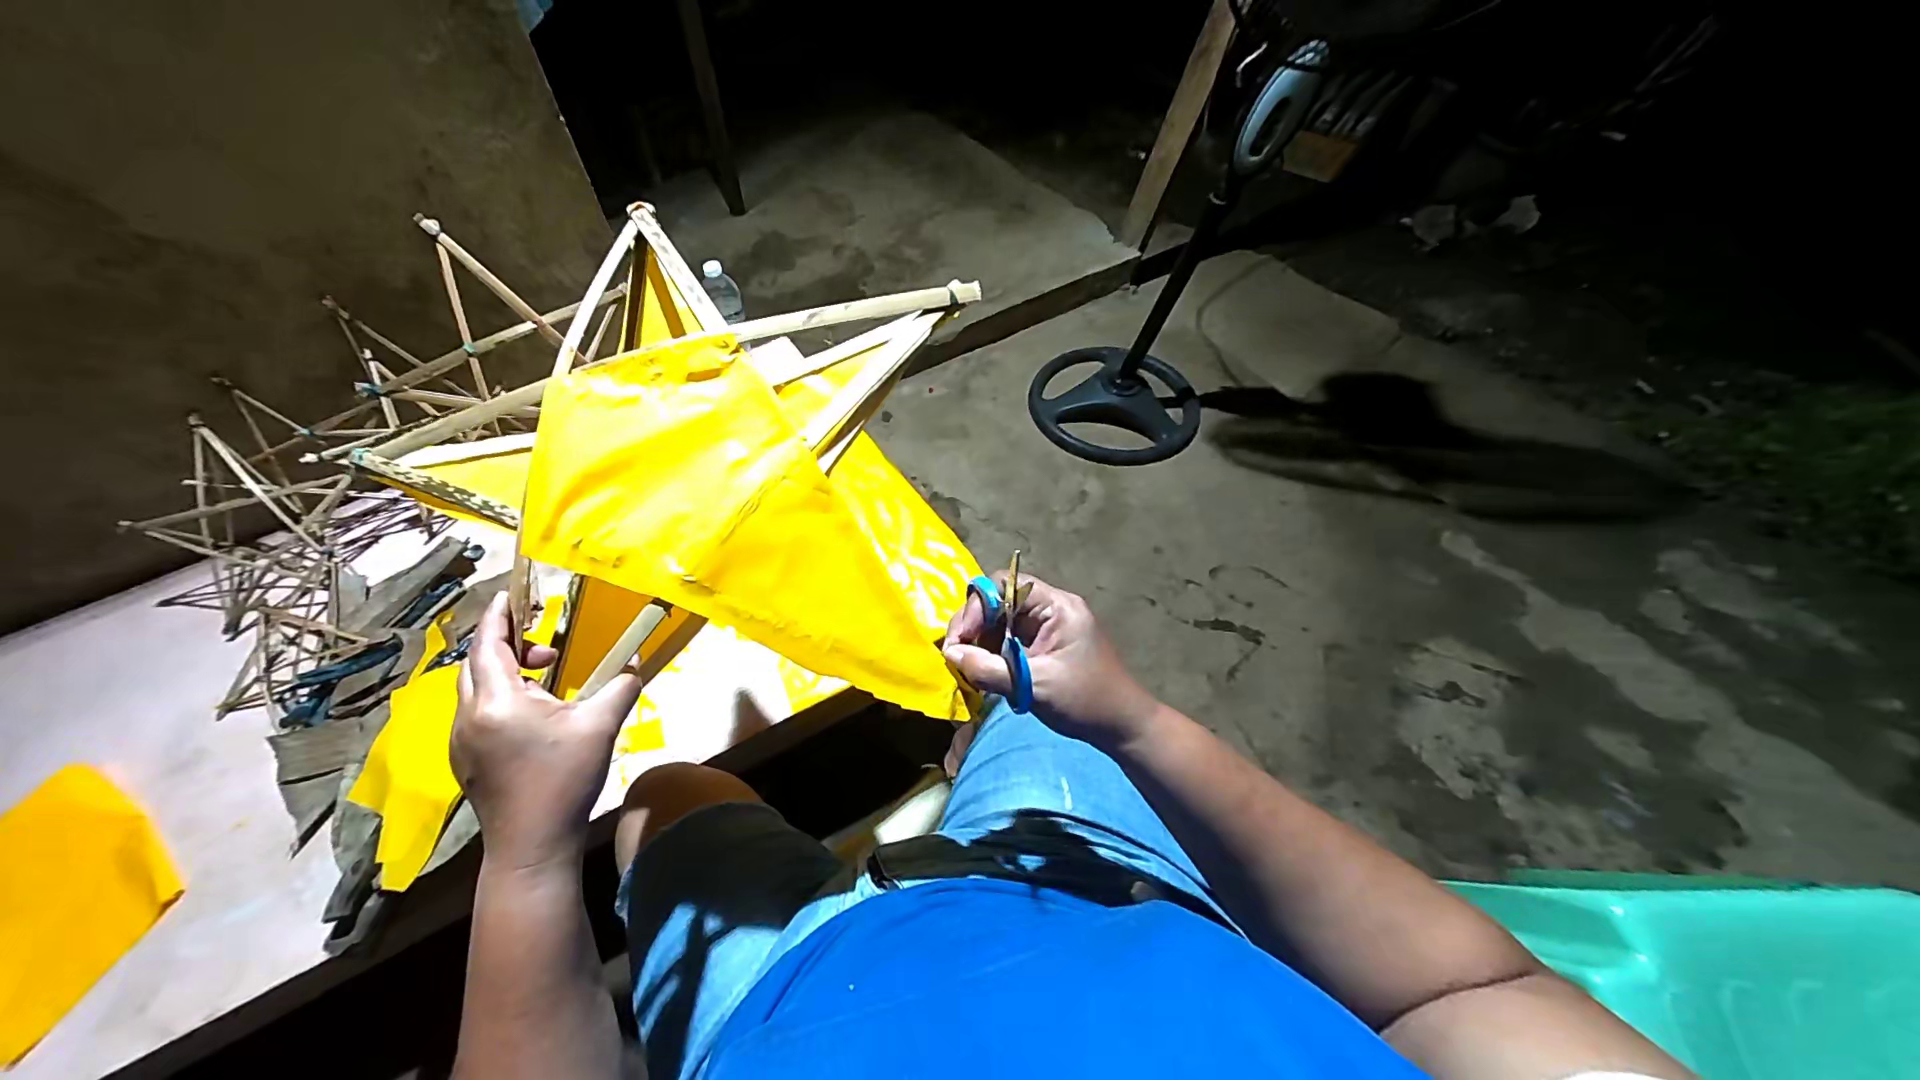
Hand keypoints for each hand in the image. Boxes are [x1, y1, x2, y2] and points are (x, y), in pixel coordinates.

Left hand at [452, 592, 642, 868]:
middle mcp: (469, 716)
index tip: (510, 594)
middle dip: (508, 644)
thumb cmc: (565, 780)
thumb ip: (620, 686)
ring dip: (506, 672)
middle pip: (478, 663)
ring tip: (545, 678)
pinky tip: (533, 712)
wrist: (532, 844)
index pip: (489, 644)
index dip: (498, 616)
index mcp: (497, 702)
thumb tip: (635, 662)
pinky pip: (478, 711)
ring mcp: (462, 740)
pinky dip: (501, 696)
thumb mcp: (601, 726)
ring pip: (477, 689)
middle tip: (546, 646)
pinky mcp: (466, 759)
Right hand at [942, 572, 1159, 748]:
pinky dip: (992, 652)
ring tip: (968, 667)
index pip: (1005, 585)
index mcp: (1057, 606)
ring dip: (980, 641)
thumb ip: (990, 669)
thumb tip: (950, 653)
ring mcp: (1047, 626)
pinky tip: (983, 672)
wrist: (1122, 727)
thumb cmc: (1086, 702)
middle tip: (956, 655)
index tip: (960, 639)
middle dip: (974, 626)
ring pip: (1000, 621)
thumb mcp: (1035, 686)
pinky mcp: (1043, 645)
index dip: (977, 608)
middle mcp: (1051, 608)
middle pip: (999, 601)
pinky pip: (1008, 638)